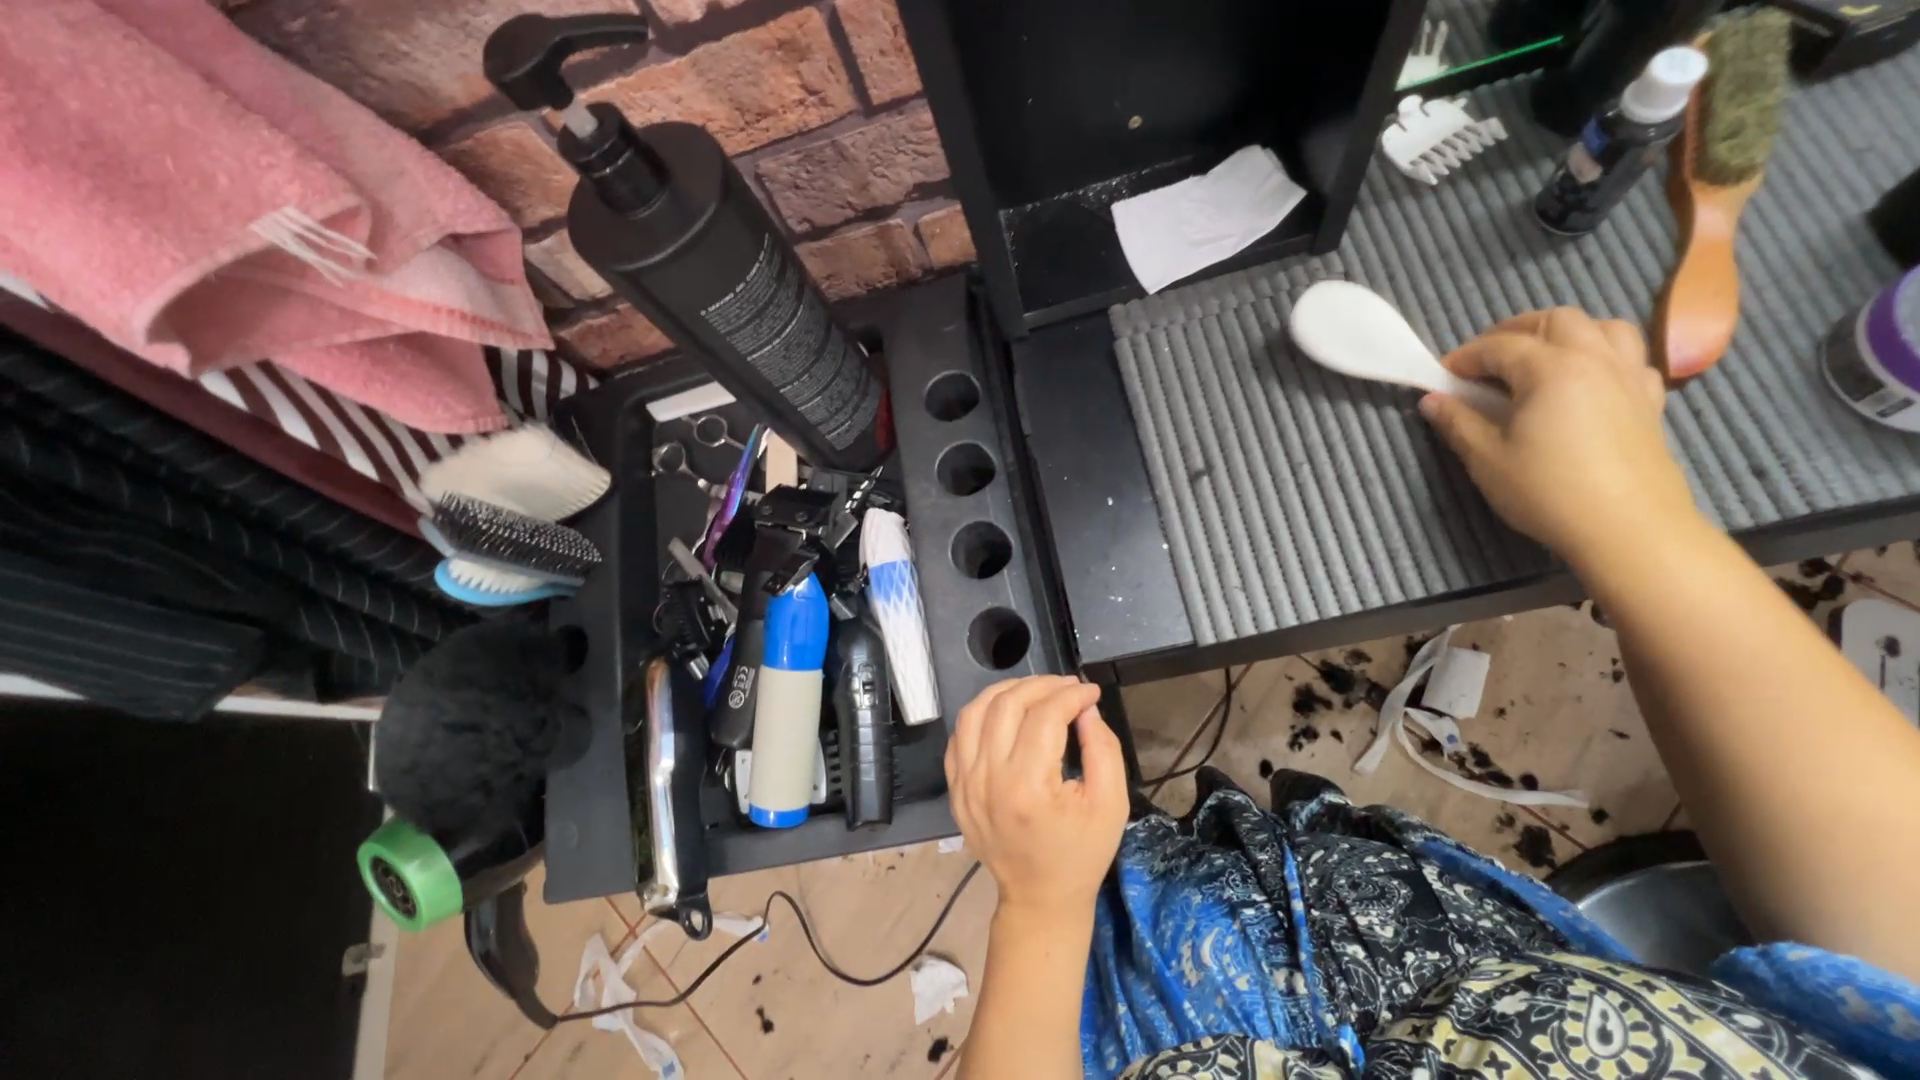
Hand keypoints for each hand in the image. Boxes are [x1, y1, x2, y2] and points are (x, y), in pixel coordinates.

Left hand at [944, 676, 1129, 917]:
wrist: (1039, 896)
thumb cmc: (1081, 853)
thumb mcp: (1110, 803)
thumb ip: (1103, 748)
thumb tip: (1085, 708)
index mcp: (1028, 787)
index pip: (1045, 716)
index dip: (1070, 695)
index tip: (1090, 692)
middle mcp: (988, 779)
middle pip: (1006, 705)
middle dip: (1041, 686)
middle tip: (1067, 687)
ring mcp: (964, 784)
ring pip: (974, 712)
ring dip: (1006, 692)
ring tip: (1036, 691)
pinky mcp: (955, 789)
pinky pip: (959, 736)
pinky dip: (981, 715)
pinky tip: (1006, 714)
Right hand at [1420, 307, 1700, 567]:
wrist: (1628, 527)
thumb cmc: (1548, 492)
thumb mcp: (1487, 460)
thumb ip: (1458, 423)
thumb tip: (1432, 400)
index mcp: (1551, 369)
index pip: (1500, 346)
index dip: (1466, 356)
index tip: (1442, 375)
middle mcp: (1594, 360)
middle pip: (1556, 320)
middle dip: (1516, 330)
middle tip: (1488, 357)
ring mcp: (1628, 378)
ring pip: (1604, 328)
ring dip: (1568, 332)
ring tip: (1541, 357)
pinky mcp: (1649, 401)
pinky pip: (1631, 358)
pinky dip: (1605, 356)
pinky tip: (1587, 380)